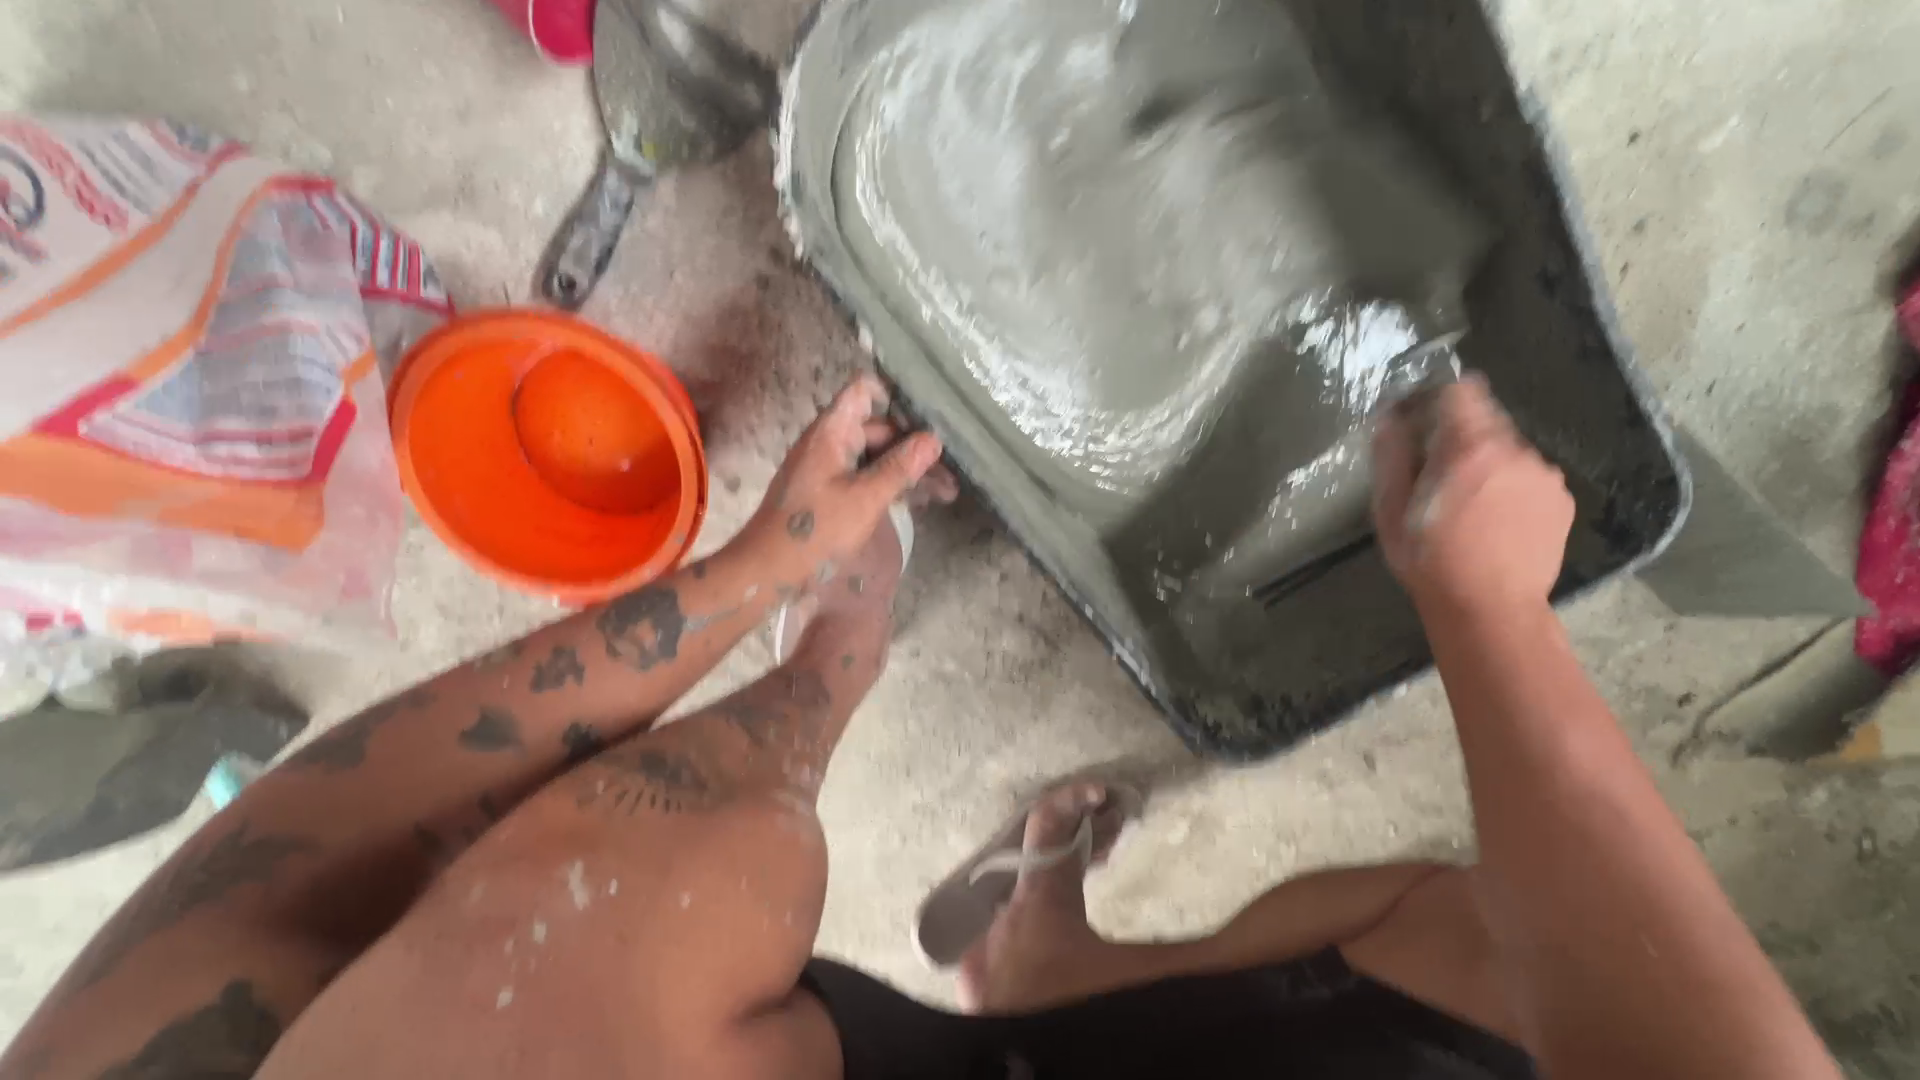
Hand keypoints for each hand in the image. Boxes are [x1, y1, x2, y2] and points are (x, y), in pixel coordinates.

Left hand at [740, 374, 953, 586]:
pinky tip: (923, 501)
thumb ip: (899, 467)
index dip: (897, 395)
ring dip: (909, 471)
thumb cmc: (817, 531)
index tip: (932, 412)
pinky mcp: (831, 493)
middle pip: (878, 428)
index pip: (864, 391)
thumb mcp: (865, 499)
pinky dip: (892, 486)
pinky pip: (867, 478)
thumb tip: (933, 439)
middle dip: (915, 445)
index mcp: (832, 432)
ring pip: (876, 458)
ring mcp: (829, 468)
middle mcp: (830, 443)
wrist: (770, 571)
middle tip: (953, 468)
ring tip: (949, 491)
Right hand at [1371, 374, 1574, 620]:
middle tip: (1437, 475)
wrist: (1490, 608)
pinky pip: (1529, 478)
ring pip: (1508, 451)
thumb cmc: (1430, 560)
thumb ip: (1390, 457)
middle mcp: (1515, 451)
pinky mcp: (1561, 500)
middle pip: (1485, 421)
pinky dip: (1509, 487)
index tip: (1421, 415)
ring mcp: (1544, 476)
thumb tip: (1388, 418)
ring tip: (1467, 504)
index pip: (1461, 391)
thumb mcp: (1391, 511)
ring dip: (1486, 464)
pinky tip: (1494, 519)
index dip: (1438, 396)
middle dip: (1459, 438)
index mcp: (1468, 448)